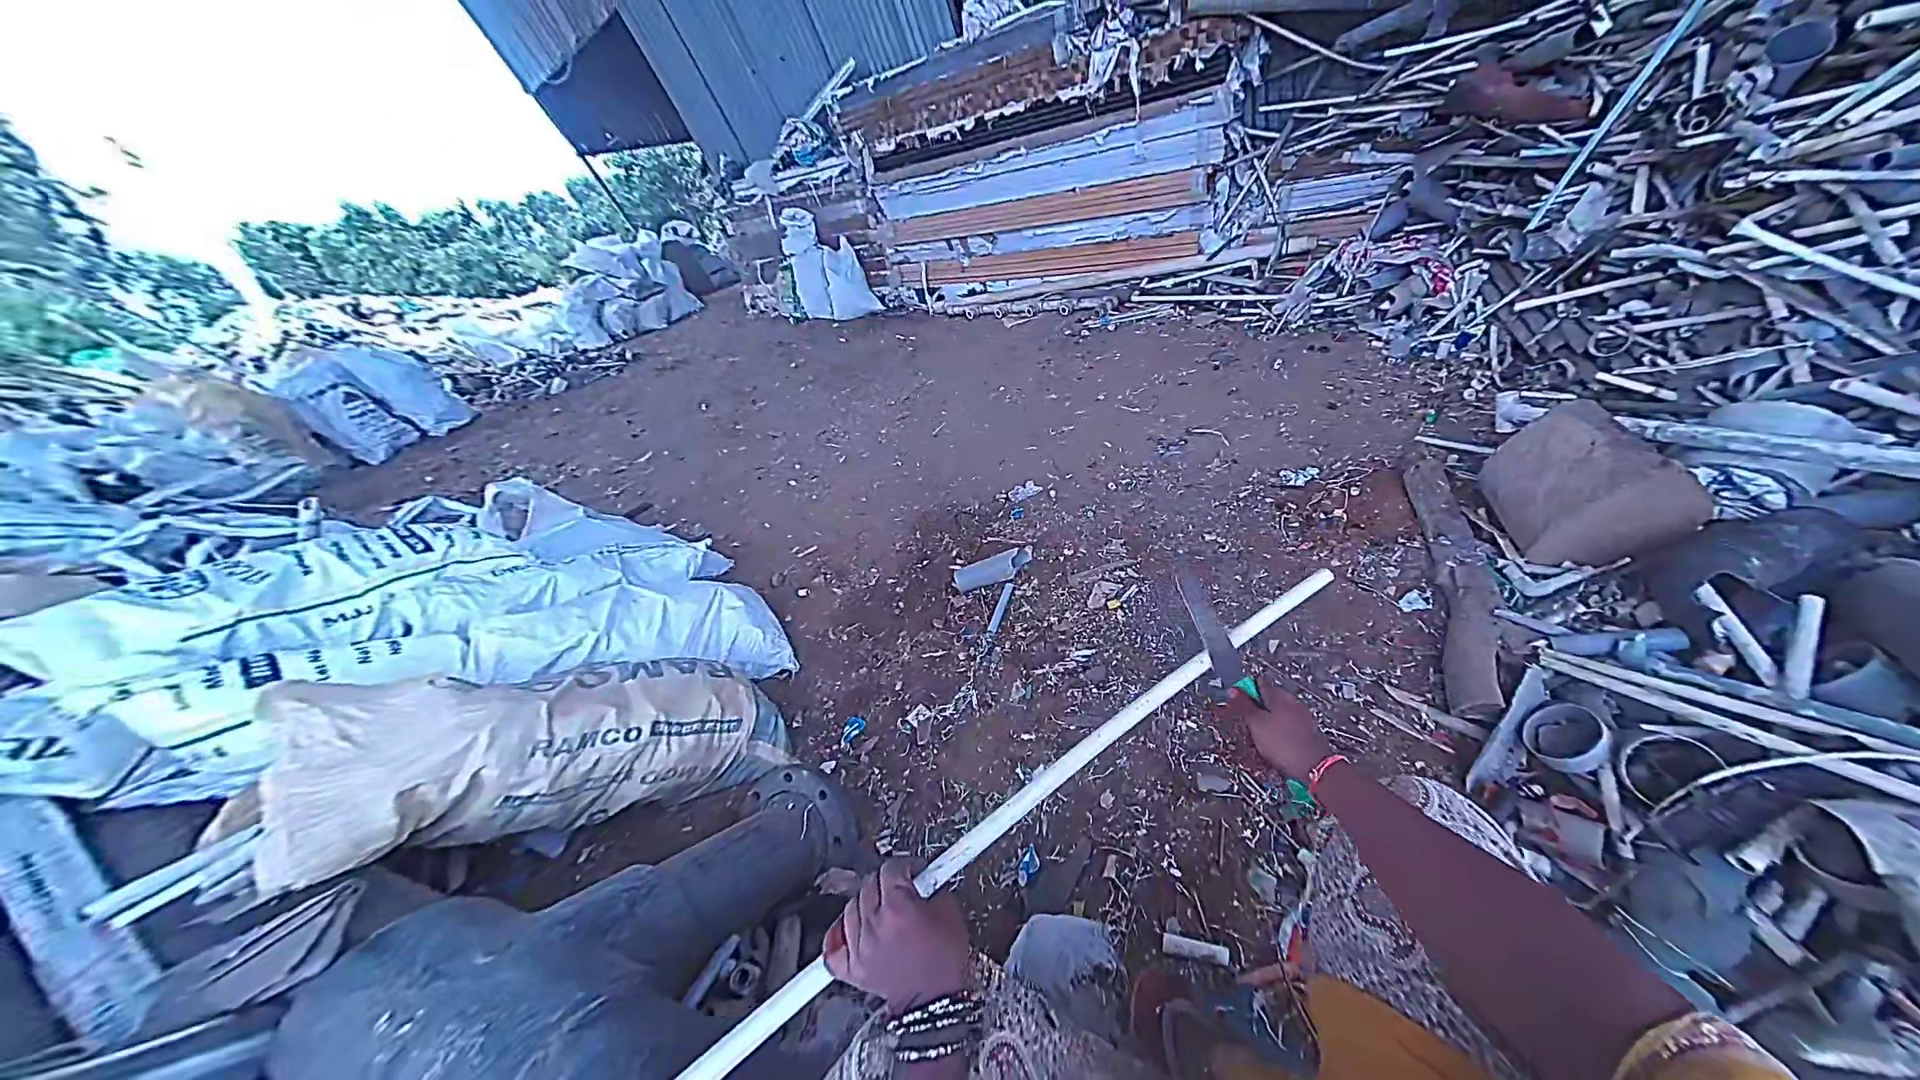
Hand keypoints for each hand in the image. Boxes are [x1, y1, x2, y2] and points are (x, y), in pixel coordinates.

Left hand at [823, 859, 970, 1010]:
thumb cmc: (943, 962)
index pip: (890, 869)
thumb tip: (925, 875)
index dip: (904, 866)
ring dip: (865, 903)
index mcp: (898, 908)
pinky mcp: (852, 968)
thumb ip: (934, 887)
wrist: (935, 1003)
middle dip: (885, 882)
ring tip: (880, 907)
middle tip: (899, 888)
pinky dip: (838, 934)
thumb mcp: (949, 913)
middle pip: (868, 884)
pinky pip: (832, 946)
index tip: (913, 872)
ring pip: (850, 907)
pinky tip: (848, 928)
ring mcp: (859, 947)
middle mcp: (874, 925)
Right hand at [1227, 684, 1331, 777]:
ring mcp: (1302, 715)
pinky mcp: (1307, 730)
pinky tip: (1273, 741)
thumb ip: (1244, 705)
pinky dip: (1277, 729)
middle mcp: (1293, 701)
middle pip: (1268, 697)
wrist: (1312, 768)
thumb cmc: (1283, 744)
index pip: (1258, 683)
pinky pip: (1286, 723)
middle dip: (1256, 706)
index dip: (1244, 691)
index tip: (1237, 702)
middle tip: (1246, 720)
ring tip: (1258, 734)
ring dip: (1266, 719)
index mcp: (1279, 695)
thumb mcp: (1256, 723)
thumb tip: (1234, 691)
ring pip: (1277, 711)